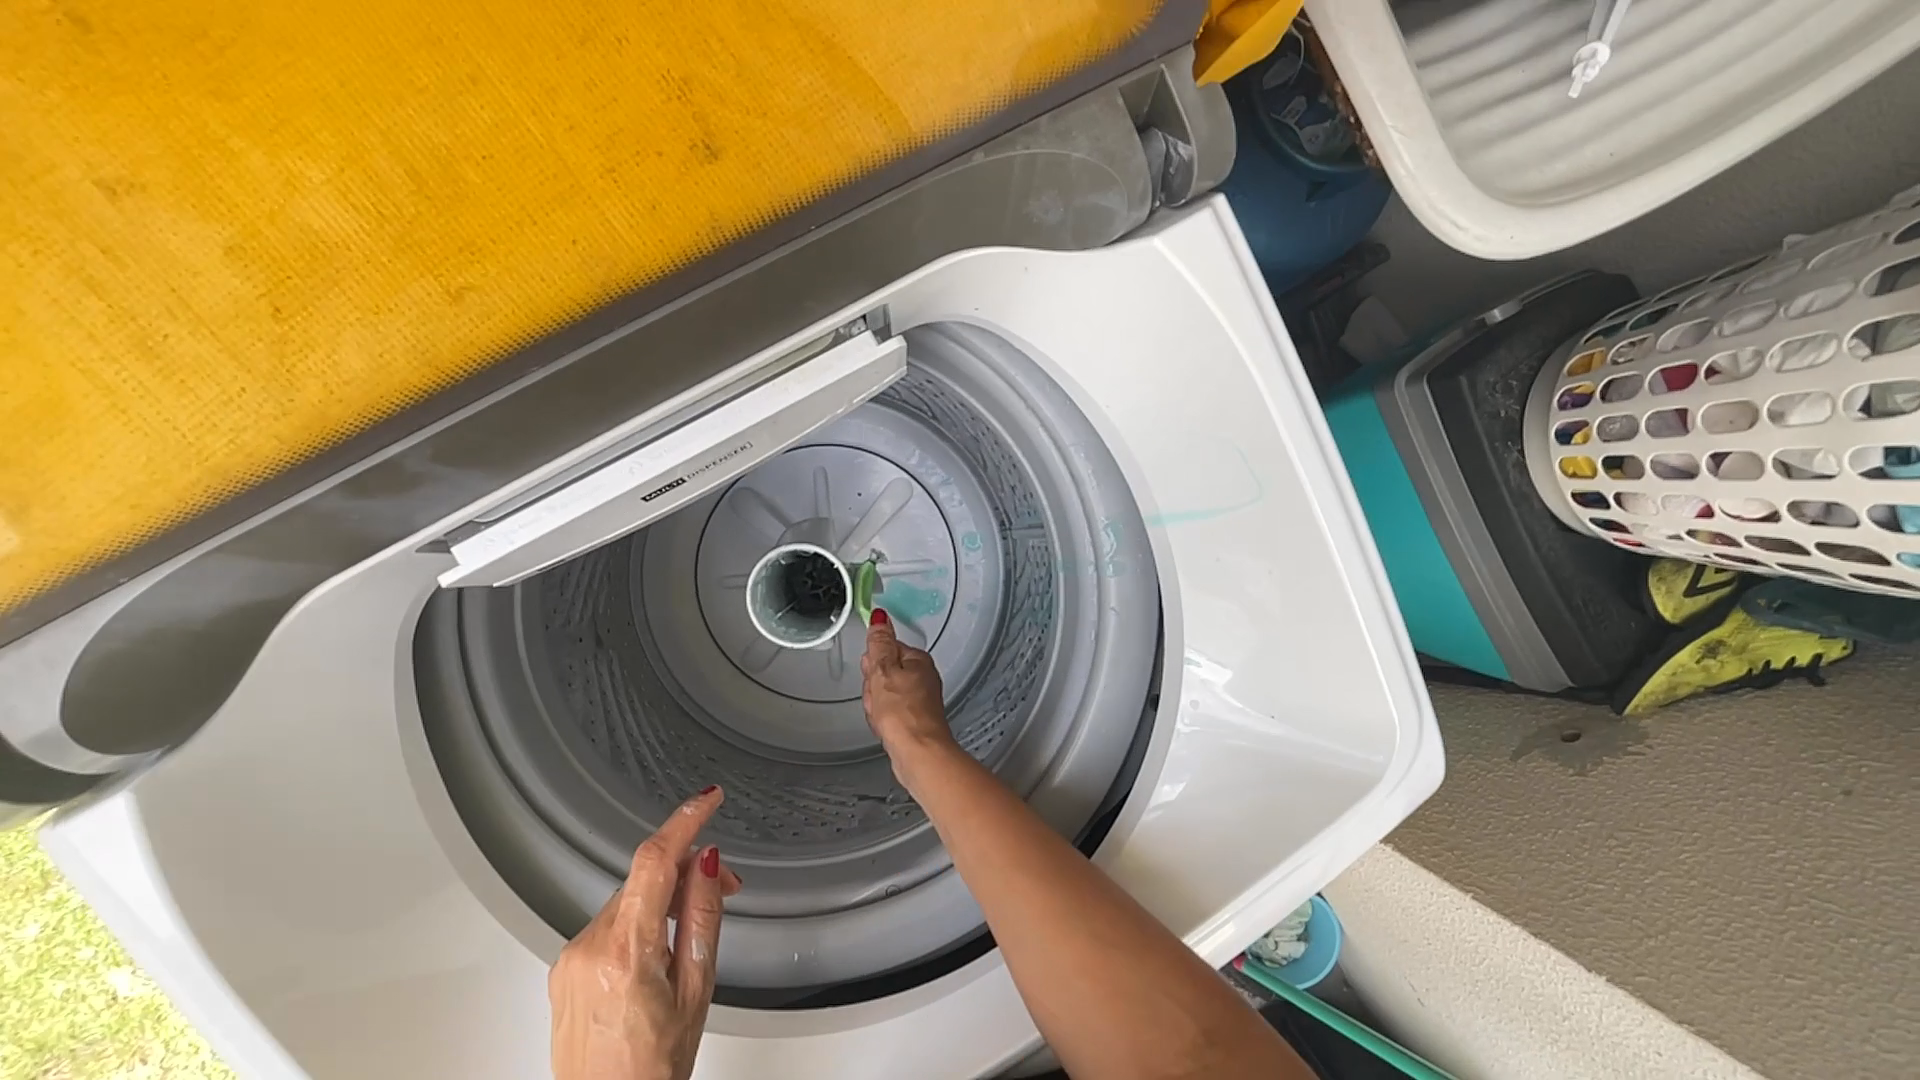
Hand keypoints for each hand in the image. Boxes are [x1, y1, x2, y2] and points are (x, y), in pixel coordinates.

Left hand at [549, 786, 742, 1079]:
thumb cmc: (654, 1068)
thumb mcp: (697, 988)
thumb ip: (702, 916)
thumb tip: (707, 863)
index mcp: (626, 951)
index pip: (655, 861)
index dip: (685, 820)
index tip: (708, 799)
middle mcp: (588, 947)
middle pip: (644, 878)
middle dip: (688, 869)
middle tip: (728, 884)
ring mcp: (571, 957)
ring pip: (628, 899)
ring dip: (664, 896)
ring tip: (695, 925)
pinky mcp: (565, 968)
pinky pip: (609, 922)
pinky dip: (640, 919)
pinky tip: (661, 944)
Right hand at [861, 609, 954, 768]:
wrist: (918, 752)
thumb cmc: (903, 713)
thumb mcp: (883, 670)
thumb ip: (879, 643)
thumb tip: (880, 617)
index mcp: (918, 660)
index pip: (885, 650)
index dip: (873, 665)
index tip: (873, 677)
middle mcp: (923, 677)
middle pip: (884, 674)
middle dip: (873, 688)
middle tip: (878, 699)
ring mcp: (920, 699)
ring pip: (884, 696)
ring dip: (877, 706)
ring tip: (882, 716)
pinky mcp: (915, 719)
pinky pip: (890, 713)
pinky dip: (884, 720)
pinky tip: (886, 728)